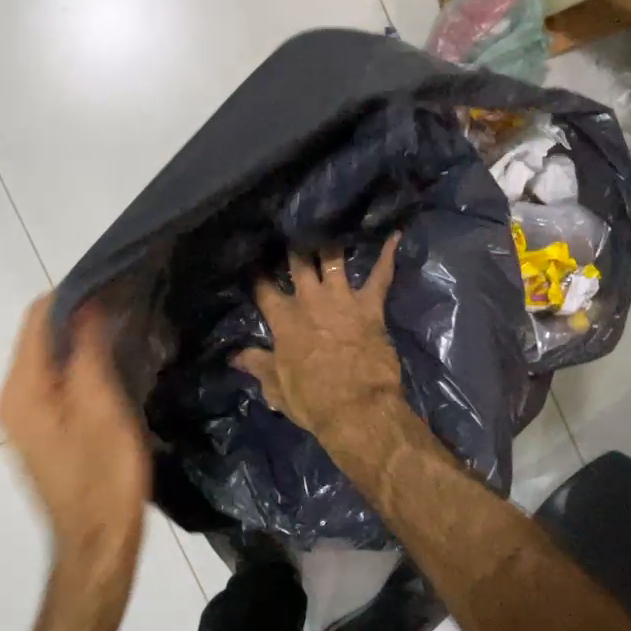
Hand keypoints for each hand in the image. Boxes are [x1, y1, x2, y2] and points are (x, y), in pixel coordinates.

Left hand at [0, 296, 149, 566]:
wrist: (98, 548)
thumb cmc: (105, 478)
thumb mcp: (103, 407)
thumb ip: (89, 350)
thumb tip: (86, 302)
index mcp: (20, 390)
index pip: (38, 317)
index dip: (74, 294)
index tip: (116, 283)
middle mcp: (11, 398)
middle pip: (39, 335)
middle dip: (79, 315)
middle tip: (126, 305)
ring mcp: (23, 417)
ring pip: (48, 358)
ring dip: (81, 340)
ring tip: (125, 330)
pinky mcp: (39, 431)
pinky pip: (54, 381)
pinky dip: (78, 366)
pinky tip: (112, 366)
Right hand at [235, 234, 403, 440]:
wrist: (356, 409)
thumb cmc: (312, 400)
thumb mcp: (276, 386)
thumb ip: (256, 365)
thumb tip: (234, 356)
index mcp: (284, 320)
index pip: (264, 289)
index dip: (257, 273)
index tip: (253, 259)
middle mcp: (310, 301)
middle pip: (299, 263)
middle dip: (294, 245)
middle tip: (293, 226)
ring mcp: (342, 299)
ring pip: (334, 259)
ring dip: (330, 243)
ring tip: (329, 222)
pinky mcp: (370, 306)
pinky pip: (381, 276)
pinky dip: (388, 256)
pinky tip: (395, 236)